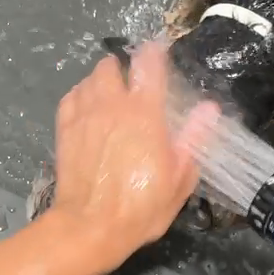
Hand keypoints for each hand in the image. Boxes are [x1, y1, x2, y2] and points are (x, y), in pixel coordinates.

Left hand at [41, 42, 217, 268]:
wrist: (90, 224)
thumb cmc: (141, 206)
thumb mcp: (179, 178)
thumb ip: (193, 138)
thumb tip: (209, 109)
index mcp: (144, 113)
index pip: (148, 65)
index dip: (154, 52)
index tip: (158, 50)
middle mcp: (111, 104)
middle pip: (111, 65)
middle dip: (122, 68)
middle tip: (132, 83)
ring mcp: (83, 114)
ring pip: (89, 78)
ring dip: (101, 81)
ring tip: (110, 95)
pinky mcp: (64, 127)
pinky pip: (71, 96)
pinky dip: (81, 96)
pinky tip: (88, 109)